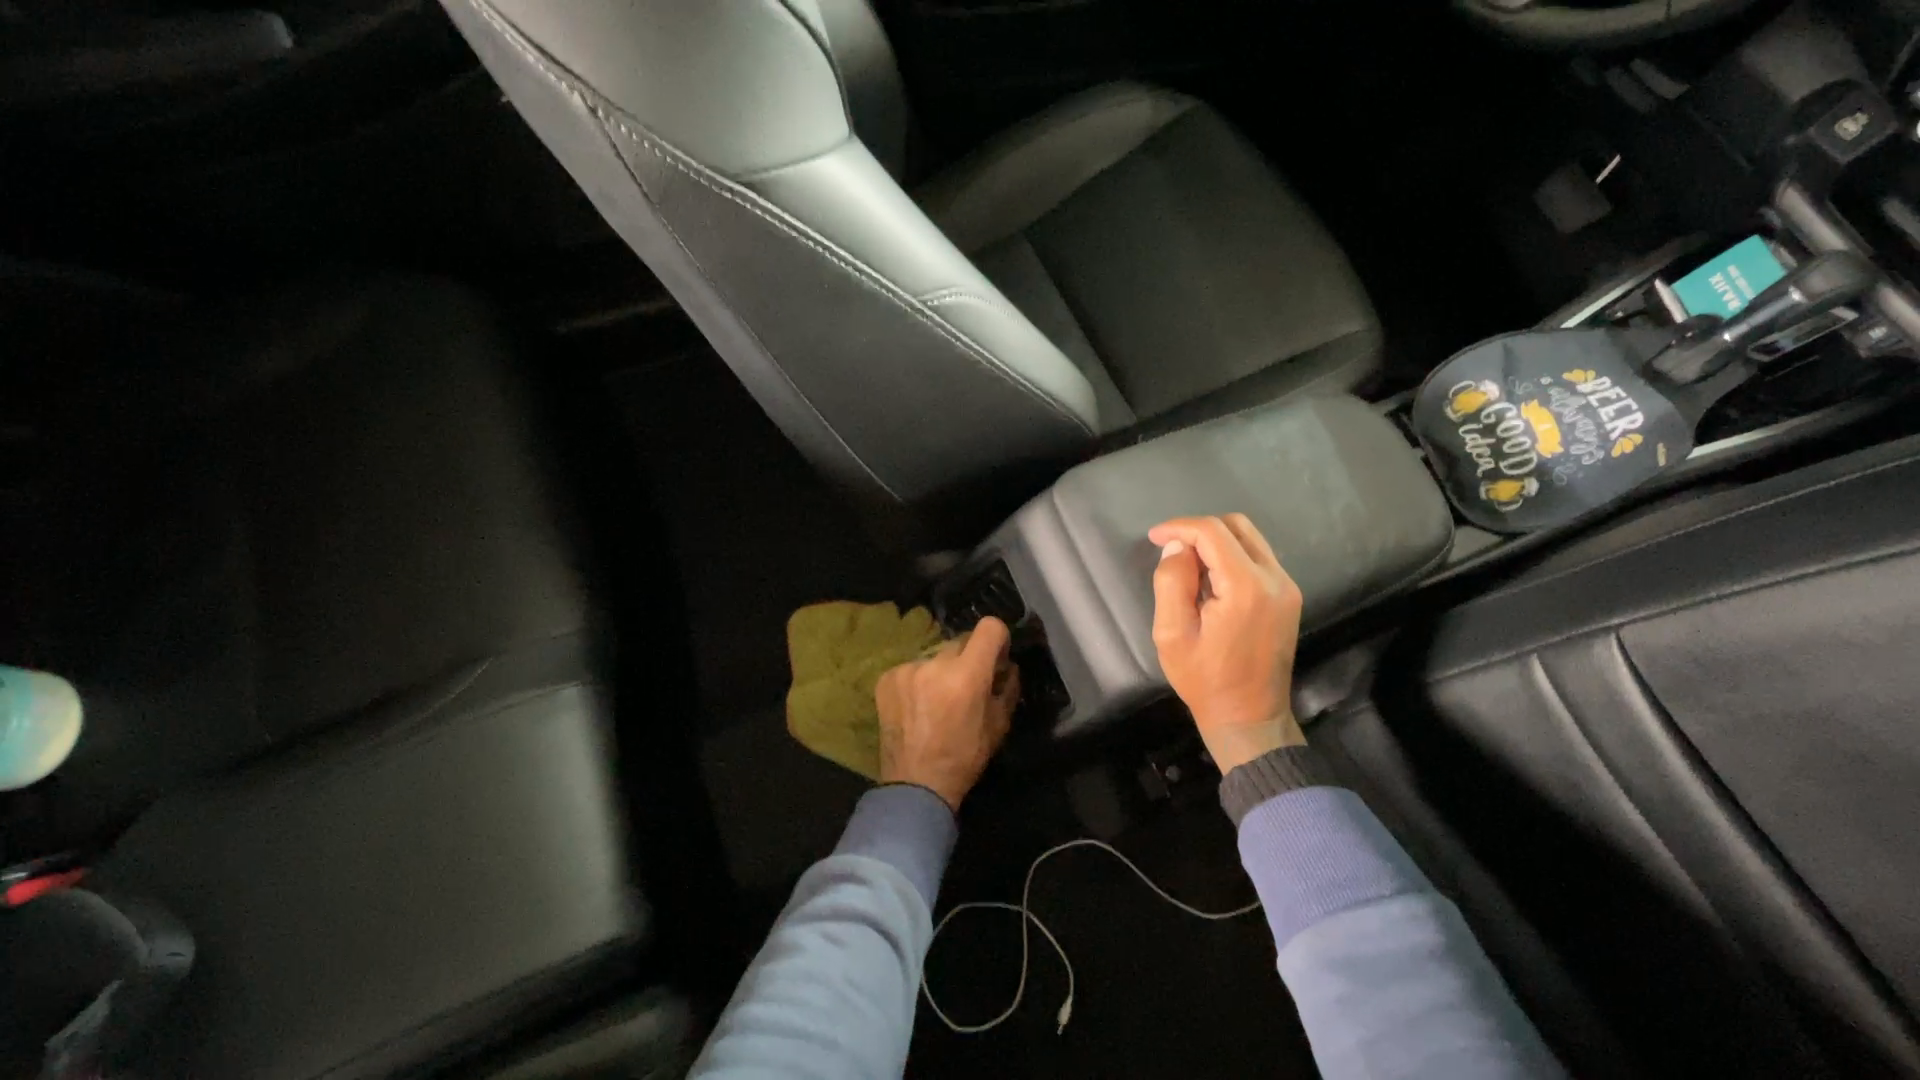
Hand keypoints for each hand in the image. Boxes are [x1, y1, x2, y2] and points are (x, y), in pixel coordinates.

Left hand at [876, 616, 1019, 809]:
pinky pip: (912, 669)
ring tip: (938, 701)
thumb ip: (1007, 688)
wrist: (915, 785)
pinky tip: (917, 707)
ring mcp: (907, 669)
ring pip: (935, 656)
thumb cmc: (964, 758)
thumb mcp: (999, 725)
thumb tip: (1008, 667)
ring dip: (941, 671)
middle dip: (969, 659)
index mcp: (967, 675)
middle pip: (961, 642)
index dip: (998, 639)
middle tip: (968, 685)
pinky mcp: (887, 678)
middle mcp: (935, 664)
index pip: (989, 627)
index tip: (997, 657)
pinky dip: (918, 681)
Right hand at [1148, 514, 1306, 772]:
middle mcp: (1275, 579)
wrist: (1250, 717)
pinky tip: (1212, 580)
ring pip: (1251, 539)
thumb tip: (1177, 548)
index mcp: (1246, 587)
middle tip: (1171, 550)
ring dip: (1217, 542)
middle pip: (1237, 526)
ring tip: (1189, 565)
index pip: (1213, 532)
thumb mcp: (1172, 634)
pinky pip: (1259, 558)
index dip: (1180, 527)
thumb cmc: (1205, 680)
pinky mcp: (1289, 597)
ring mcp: (1287, 588)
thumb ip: (1172, 582)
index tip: (1155, 538)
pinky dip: (1232, 556)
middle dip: (1200, 530)